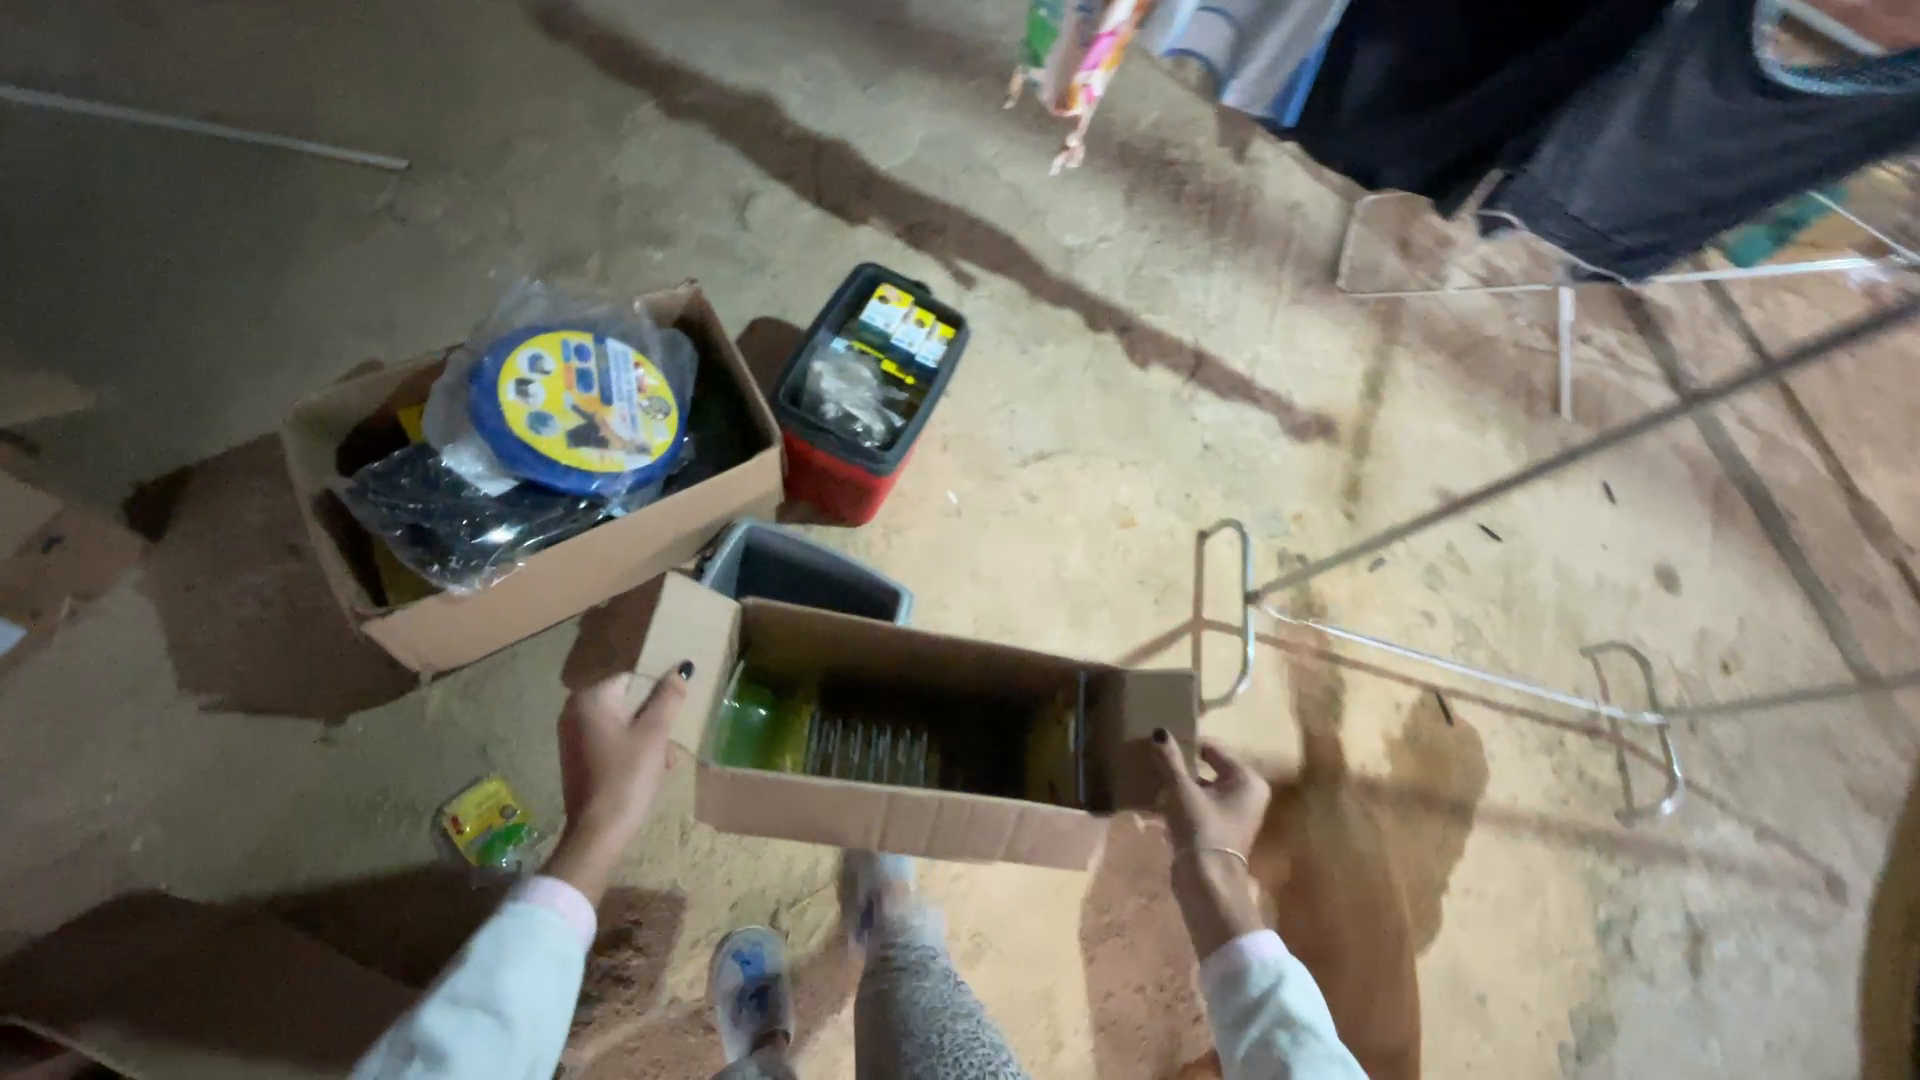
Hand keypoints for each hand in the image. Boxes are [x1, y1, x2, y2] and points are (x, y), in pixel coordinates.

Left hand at [544, 663, 690, 904]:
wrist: (598, 831)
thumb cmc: (627, 775)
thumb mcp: (655, 733)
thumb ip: (669, 697)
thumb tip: (681, 668)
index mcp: (590, 699)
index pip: (634, 679)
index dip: (658, 695)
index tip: (673, 717)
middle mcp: (574, 711)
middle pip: (628, 701)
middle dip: (654, 719)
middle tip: (669, 743)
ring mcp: (571, 735)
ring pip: (622, 722)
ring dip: (646, 736)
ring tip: (662, 761)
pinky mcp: (575, 757)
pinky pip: (610, 740)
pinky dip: (630, 748)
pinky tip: (646, 769)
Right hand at [1151, 731, 1270, 856]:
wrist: (1207, 882)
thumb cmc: (1201, 828)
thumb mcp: (1181, 789)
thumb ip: (1170, 760)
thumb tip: (1159, 731)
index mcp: (1247, 779)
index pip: (1213, 749)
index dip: (1186, 745)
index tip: (1160, 744)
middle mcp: (1248, 794)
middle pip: (1208, 769)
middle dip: (1180, 767)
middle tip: (1153, 761)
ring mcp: (1236, 815)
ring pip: (1202, 789)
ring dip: (1178, 787)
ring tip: (1151, 781)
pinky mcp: (1222, 831)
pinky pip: (1200, 807)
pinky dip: (1181, 805)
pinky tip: (1156, 805)